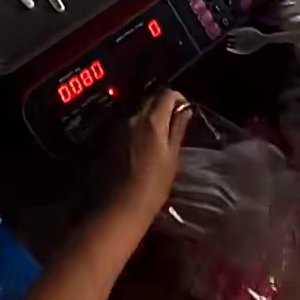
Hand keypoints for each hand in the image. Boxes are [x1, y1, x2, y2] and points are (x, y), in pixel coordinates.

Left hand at [114, 87, 193, 218]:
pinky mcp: (114, 138)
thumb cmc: (155, 183)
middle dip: (166, 104)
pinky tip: (147, 144)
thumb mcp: (173, 155)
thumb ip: (178, 128)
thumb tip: (186, 110)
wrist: (123, 205)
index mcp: (152, 121)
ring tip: (163, 135)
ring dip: (154, 115)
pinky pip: (132, 124)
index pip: (167, 93)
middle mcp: (135, 118)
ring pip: (142, 111)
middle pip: (152, 98)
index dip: (179, 98)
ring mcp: (121, 128)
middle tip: (176, 121)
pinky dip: (143, 126)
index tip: (185, 111)